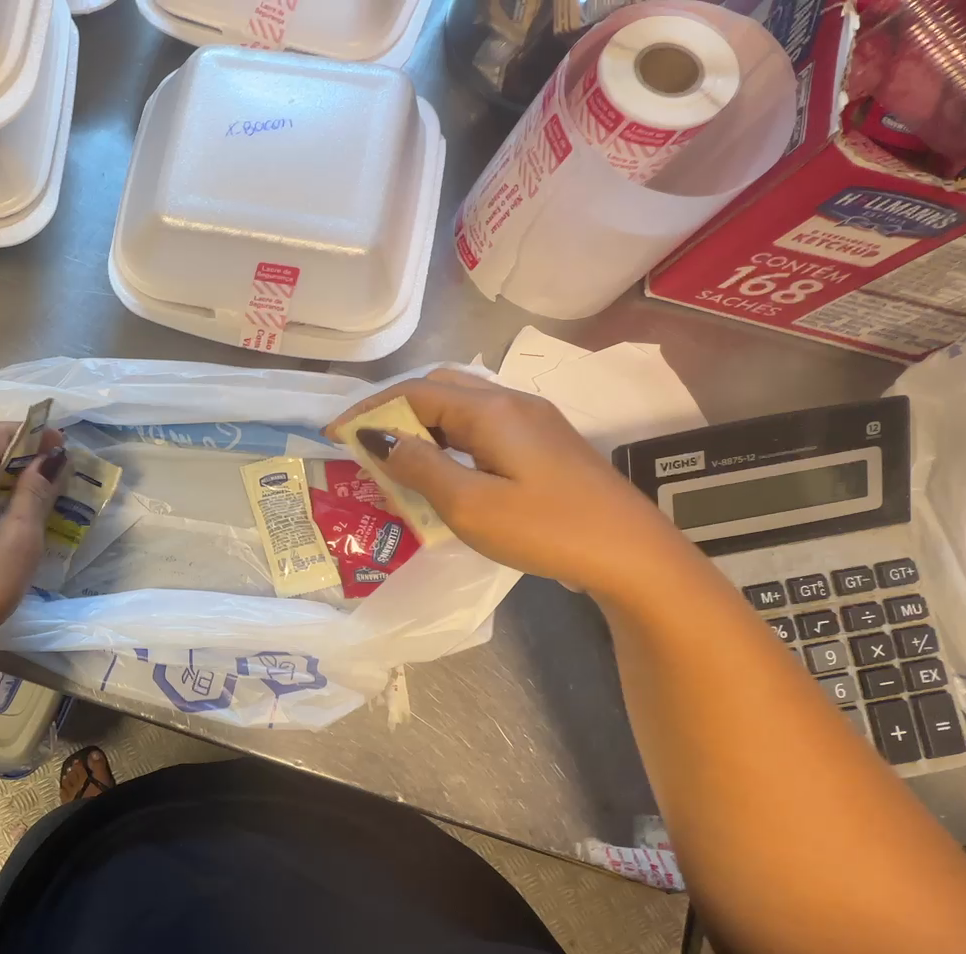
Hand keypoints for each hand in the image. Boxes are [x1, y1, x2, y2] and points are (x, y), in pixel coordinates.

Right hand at [325, 368, 698, 600]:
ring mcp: (534, 422)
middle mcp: (512, 403)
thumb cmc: (544, 529)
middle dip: (395, 408)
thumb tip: (379, 437)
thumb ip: (419, 466)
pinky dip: (447, 437)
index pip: (415, 391)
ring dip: (422, 423)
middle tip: (365, 443)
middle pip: (440, 387)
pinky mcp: (545, 445)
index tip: (334, 434)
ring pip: (462, 405)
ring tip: (394, 457)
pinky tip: (440, 469)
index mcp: (490, 411)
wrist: (631, 555)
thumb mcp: (468, 504)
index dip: (370, 409)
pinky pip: (482, 425)